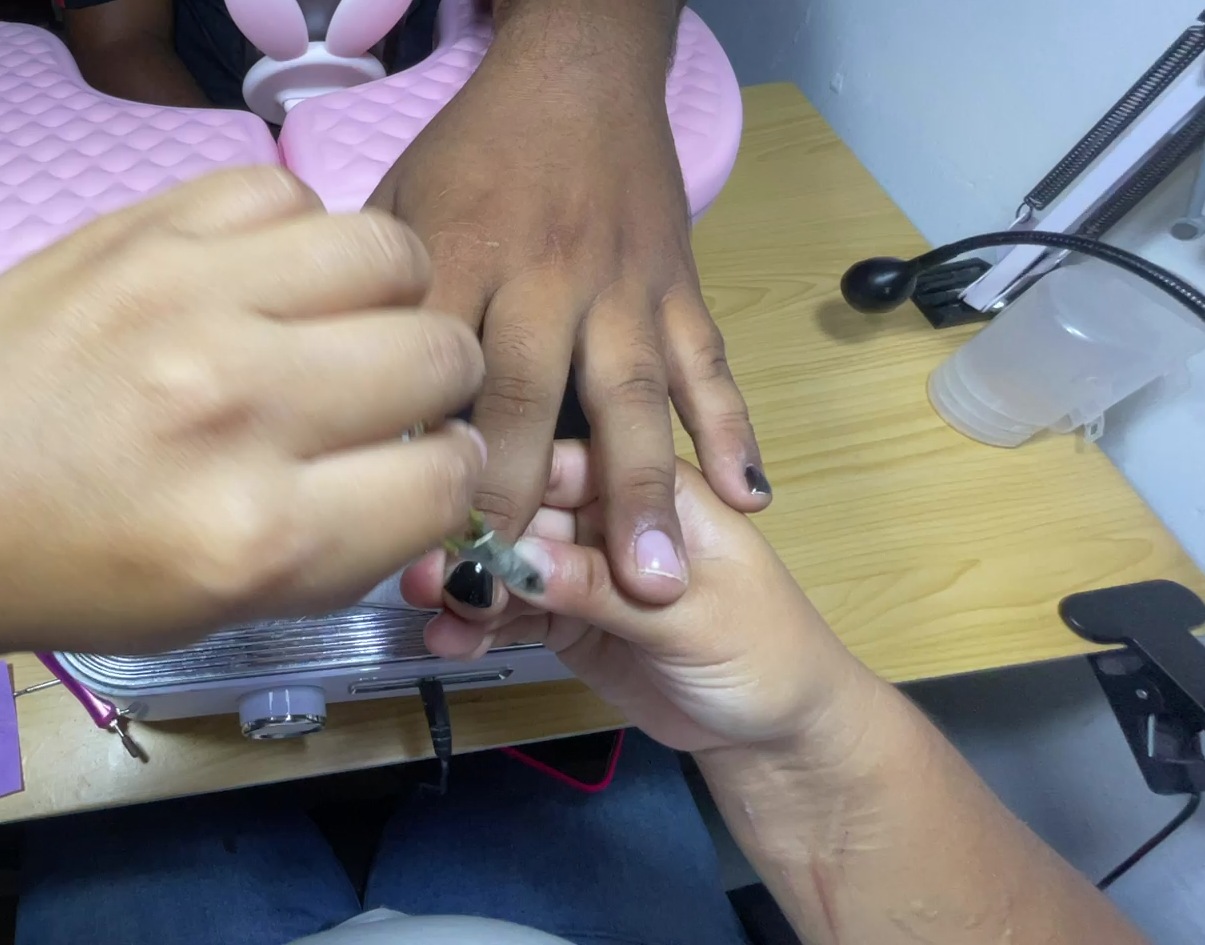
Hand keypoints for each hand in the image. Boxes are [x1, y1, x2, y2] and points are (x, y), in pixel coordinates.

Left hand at [0, 169, 485, 658]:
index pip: (445, 478)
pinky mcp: (135, 229)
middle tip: (375, 395)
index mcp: (257, 536)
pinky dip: (295, 239)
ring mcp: (182, 296)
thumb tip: (437, 457)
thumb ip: (351, 536)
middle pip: (440, 354)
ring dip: (386, 298)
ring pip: (389, 253)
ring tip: (332, 322)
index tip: (414, 468)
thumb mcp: (228, 605)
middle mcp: (233, 404)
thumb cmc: (72, 578)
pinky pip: (286, 193)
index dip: (445, 477)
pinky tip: (255, 278)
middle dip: (434, 385)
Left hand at [369, 59, 766, 604]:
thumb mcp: (396, 198)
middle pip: (521, 399)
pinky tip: (750, 496)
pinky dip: (732, 427)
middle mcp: (540, 276)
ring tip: (656, 581)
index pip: (429, 370)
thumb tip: (347, 381)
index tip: (399, 531)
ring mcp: (619, 283)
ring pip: (628, 396)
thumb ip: (375, 288)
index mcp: (456, 254)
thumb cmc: (469, 145)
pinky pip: (707, 361)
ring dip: (641, 492)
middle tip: (504, 588)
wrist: (577, 68)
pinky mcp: (677, 281)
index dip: (414, 453)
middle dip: (512, 496)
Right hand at [401, 441, 869, 751]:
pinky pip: (508, 613)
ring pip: (506, 567)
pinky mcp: (559, 615)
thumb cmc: (767, 656)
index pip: (561, 465)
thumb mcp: (694, 619)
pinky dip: (478, 627)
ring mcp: (576, 567)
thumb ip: (603, 587)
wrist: (779, 741)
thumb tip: (516, 559)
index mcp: (646, 490)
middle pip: (520, 518)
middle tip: (426, 577)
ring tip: (434, 618)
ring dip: (467, 591)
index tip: (455, 518)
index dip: (506, 486)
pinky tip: (450, 641)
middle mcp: (601, 516)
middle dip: (474, 548)